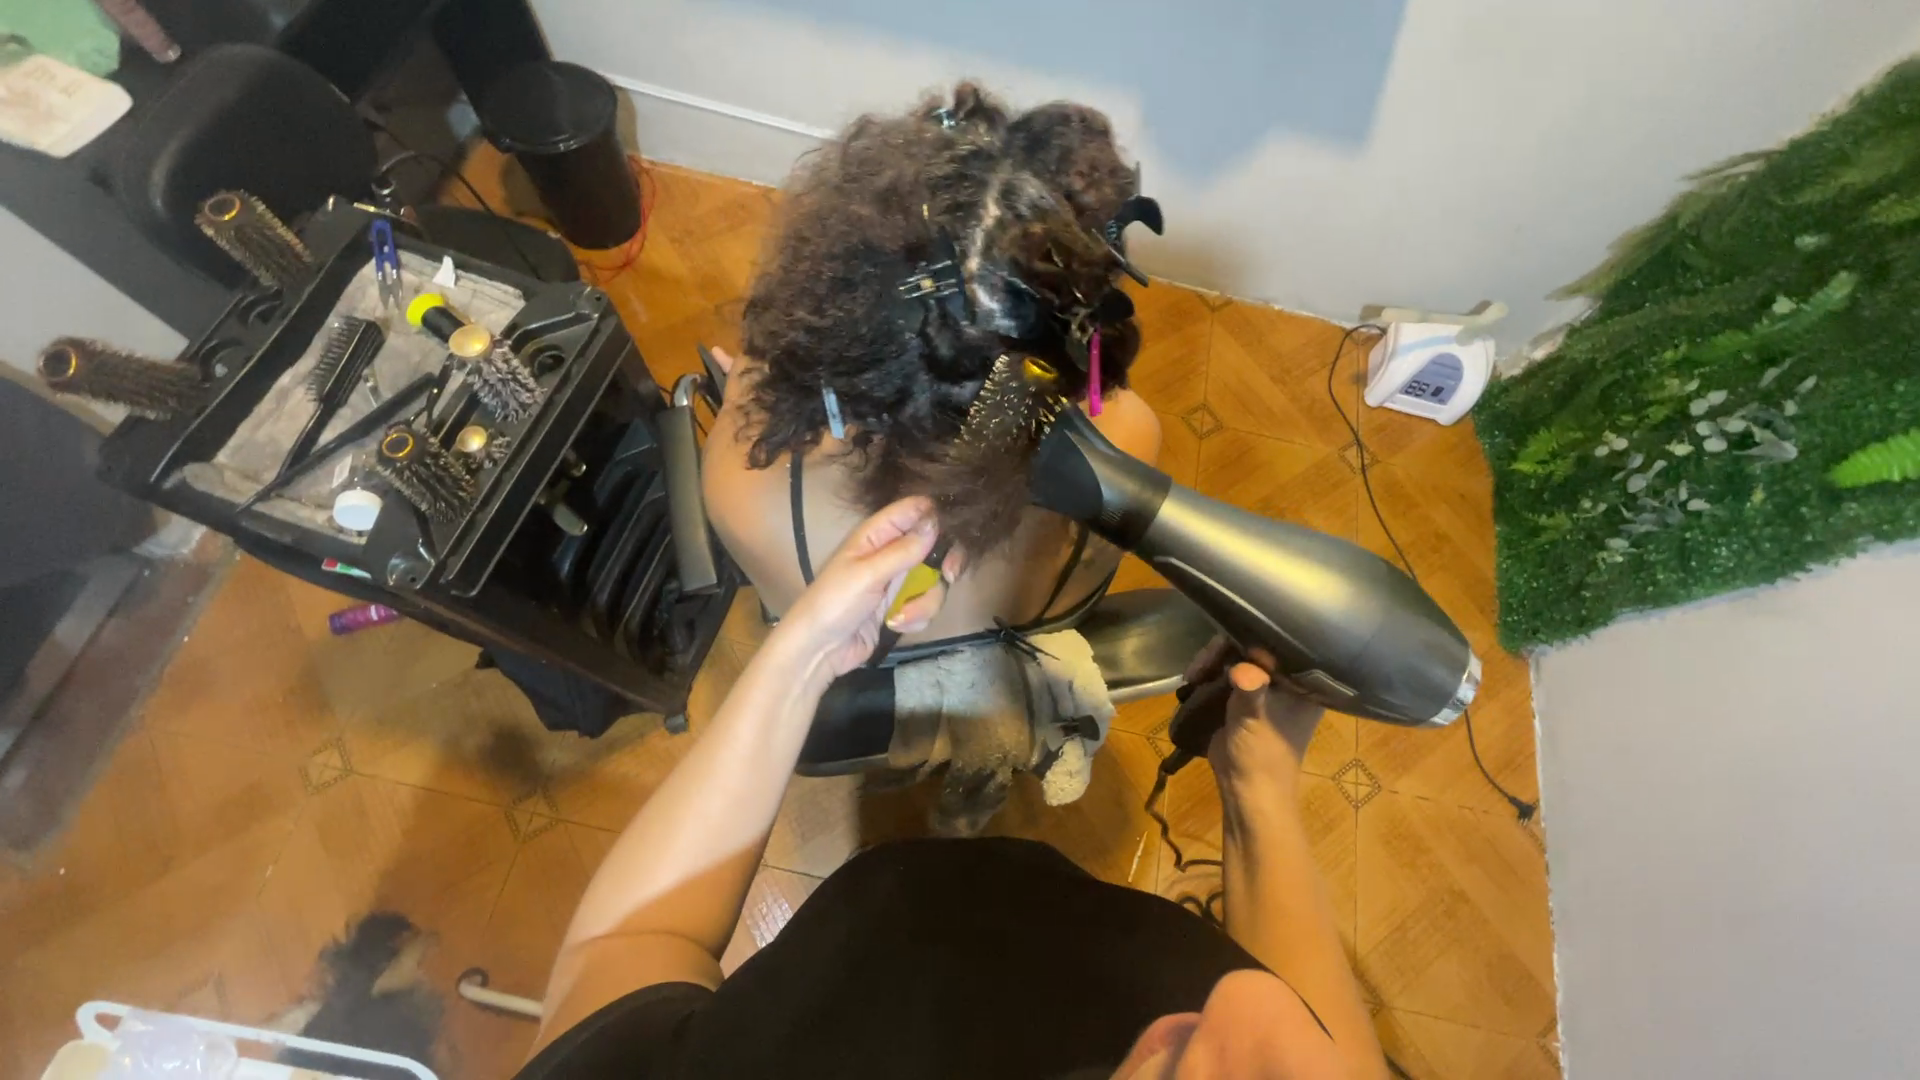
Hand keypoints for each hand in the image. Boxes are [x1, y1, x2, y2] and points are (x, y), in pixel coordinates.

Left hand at [768, 496, 960, 682]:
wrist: (819, 650)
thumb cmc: (834, 603)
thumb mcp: (867, 574)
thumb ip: (903, 550)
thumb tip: (935, 522)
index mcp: (878, 535)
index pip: (915, 510)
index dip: (937, 516)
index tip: (954, 533)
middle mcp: (892, 553)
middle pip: (935, 545)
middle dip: (946, 562)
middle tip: (949, 575)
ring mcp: (899, 581)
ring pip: (934, 581)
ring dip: (924, 602)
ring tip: (898, 617)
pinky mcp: (903, 606)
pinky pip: (926, 605)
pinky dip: (916, 617)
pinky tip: (895, 626)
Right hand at [1185, 638, 1323, 793]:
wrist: (1248, 791)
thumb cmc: (1262, 756)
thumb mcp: (1255, 719)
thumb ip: (1250, 689)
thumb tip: (1240, 668)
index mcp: (1301, 683)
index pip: (1276, 645)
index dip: (1248, 639)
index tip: (1221, 646)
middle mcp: (1284, 682)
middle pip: (1250, 650)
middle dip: (1220, 654)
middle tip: (1198, 667)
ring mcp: (1262, 691)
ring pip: (1233, 661)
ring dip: (1209, 664)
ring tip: (1191, 676)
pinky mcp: (1242, 701)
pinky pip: (1223, 676)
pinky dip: (1207, 675)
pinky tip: (1192, 680)